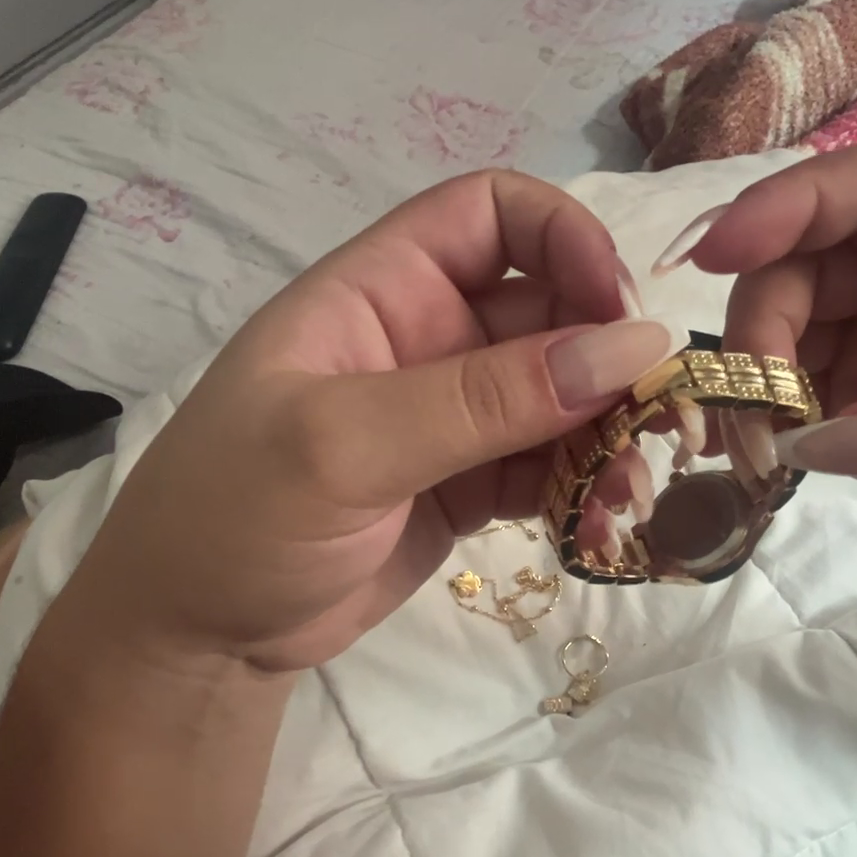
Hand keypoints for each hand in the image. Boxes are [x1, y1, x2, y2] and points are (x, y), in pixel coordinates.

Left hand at [39, 171, 679, 673]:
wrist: (199, 640)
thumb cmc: (236, 521)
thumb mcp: (346, 447)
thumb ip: (486, 399)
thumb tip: (630, 347)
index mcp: (381, 292)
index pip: (492, 216)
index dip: (566, 240)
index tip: (620, 309)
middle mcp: (427, 342)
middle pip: (548, 313)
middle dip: (607, 360)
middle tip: (657, 422)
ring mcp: (453, 419)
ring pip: (561, 398)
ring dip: (607, 435)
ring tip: (628, 492)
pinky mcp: (471, 486)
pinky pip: (549, 468)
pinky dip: (583, 490)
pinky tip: (597, 526)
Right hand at [675, 145, 856, 556]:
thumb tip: (823, 442)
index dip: (794, 203)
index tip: (717, 255)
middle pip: (809, 262)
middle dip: (759, 324)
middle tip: (745, 414)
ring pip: (784, 327)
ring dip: (749, 381)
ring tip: (749, 453)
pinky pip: (787, 392)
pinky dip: (760, 420)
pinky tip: (758, 461)